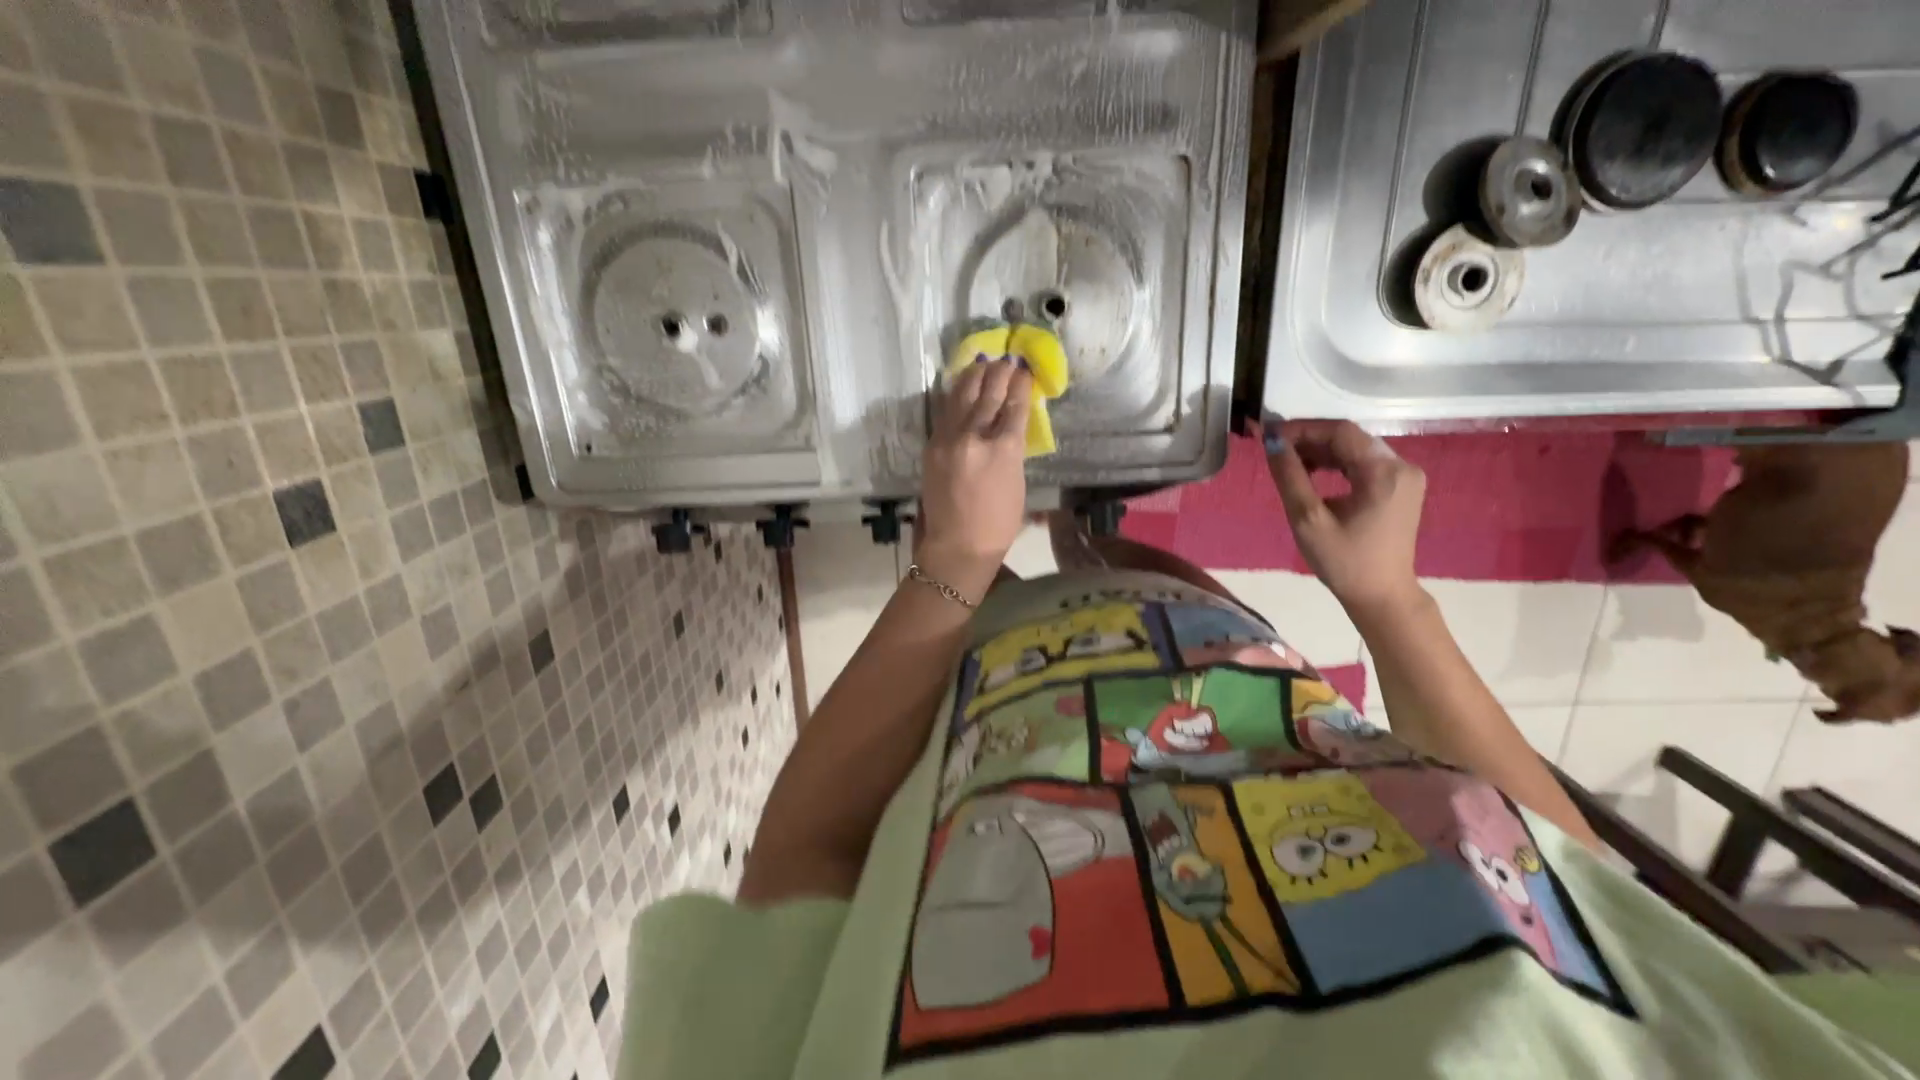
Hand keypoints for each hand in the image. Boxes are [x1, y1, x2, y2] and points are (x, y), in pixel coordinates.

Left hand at [916, 357, 1032, 594]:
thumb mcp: (1017, 484)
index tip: (1024, 371)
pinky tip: (962, 386)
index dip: (1020, 385)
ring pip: (963, 398)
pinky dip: (956, 396)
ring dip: (974, 377)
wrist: (957, 545)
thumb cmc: (997, 524)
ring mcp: (950, 440)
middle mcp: (975, 438)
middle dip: (999, 374)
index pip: (1014, 407)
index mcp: (1004, 450)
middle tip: (1006, 359)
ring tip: (983, 363)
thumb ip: (1013, 450)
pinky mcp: (933, 446)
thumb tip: (1011, 425)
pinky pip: (946, 413)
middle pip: (988, 395)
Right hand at [1264, 419, 1426, 621]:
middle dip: (1310, 439)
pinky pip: (1364, 463)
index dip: (1302, 428)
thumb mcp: (1308, 520)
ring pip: (1356, 449)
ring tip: (1289, 462)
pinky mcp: (1401, 486)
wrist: (1382, 596)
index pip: (1340, 431)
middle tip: (1274, 448)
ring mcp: (1405, 476)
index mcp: (1384, 472)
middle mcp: (1402, 465)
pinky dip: (1336, 463)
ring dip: (1321, 451)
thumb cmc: (1344, 562)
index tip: (1270, 436)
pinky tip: (1312, 472)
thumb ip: (1290, 476)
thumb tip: (1272, 442)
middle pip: (1350, 437)